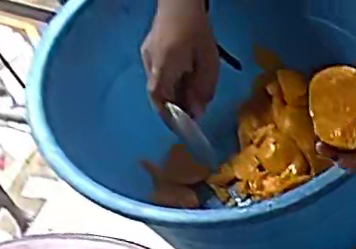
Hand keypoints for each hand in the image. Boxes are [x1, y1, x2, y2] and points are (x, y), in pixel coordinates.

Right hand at [142, 0, 218, 115]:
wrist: (180, 1)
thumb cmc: (197, 30)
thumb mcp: (208, 64)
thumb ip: (203, 90)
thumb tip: (197, 114)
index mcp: (164, 64)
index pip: (159, 97)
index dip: (169, 117)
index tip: (183, 129)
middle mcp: (151, 62)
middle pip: (159, 96)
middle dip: (175, 111)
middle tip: (192, 120)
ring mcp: (147, 56)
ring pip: (159, 88)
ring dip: (174, 99)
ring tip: (191, 103)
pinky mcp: (149, 53)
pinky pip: (159, 78)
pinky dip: (171, 88)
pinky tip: (185, 88)